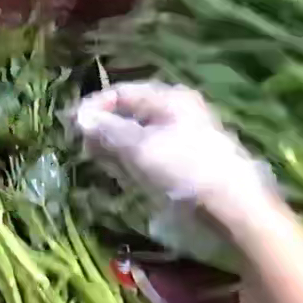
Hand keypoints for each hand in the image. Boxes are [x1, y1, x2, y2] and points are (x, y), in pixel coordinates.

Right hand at [74, 82, 277, 221]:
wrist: (232, 209)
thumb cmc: (185, 169)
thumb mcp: (140, 146)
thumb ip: (107, 130)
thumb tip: (79, 117)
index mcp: (168, 99)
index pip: (120, 92)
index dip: (93, 106)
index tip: (70, 126)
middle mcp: (173, 114)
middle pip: (127, 114)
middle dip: (102, 128)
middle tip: (81, 146)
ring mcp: (177, 140)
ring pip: (133, 137)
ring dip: (112, 148)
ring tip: (96, 161)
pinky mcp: (178, 165)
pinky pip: (144, 157)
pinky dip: (127, 162)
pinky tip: (119, 175)